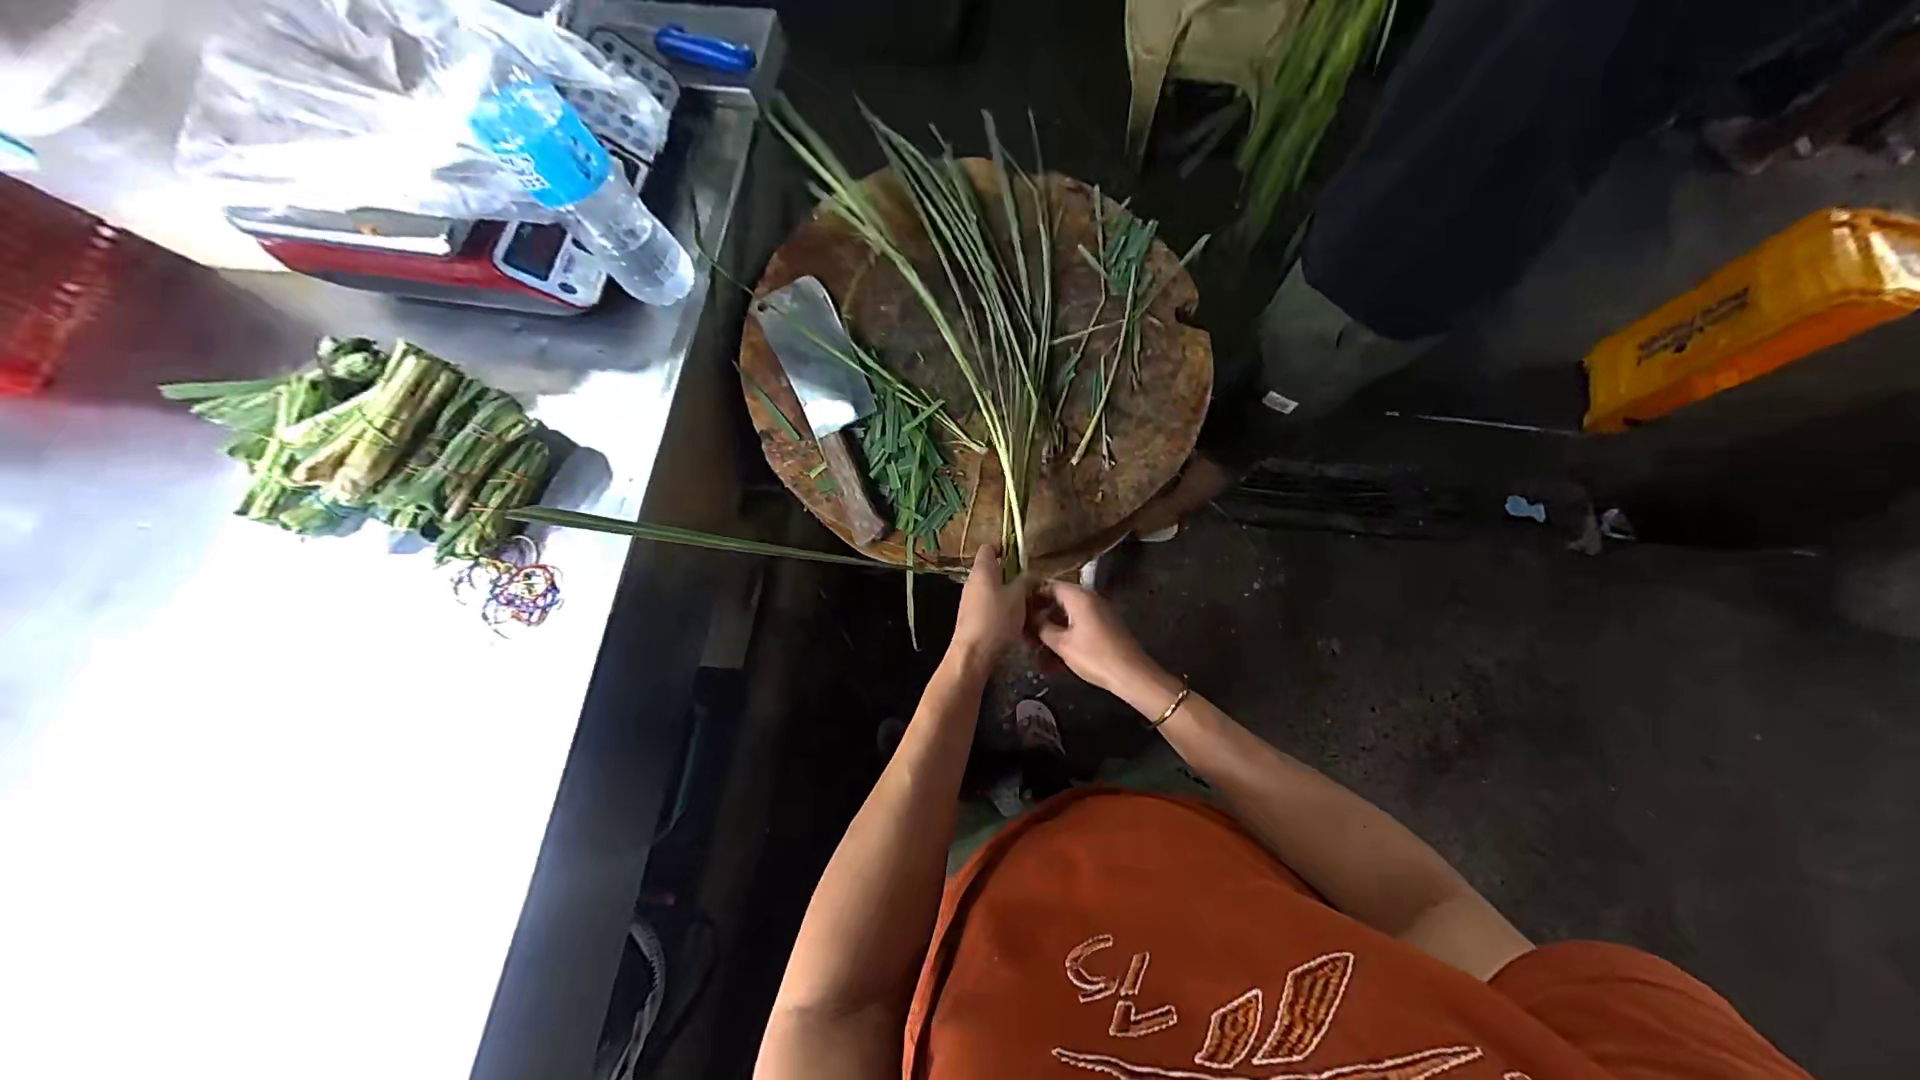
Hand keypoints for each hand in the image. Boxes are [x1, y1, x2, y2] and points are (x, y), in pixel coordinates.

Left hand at [950, 545, 1031, 665]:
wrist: (973, 653)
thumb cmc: (996, 619)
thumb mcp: (1018, 597)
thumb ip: (1024, 582)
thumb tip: (1029, 574)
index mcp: (982, 570)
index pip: (988, 548)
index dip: (1002, 547)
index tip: (1018, 553)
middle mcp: (972, 582)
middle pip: (990, 570)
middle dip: (1009, 573)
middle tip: (1029, 581)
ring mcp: (969, 600)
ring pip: (990, 589)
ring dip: (1006, 592)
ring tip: (1026, 601)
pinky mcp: (970, 617)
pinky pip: (988, 604)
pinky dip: (1000, 606)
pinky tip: (1014, 618)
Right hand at [1029, 582, 1178, 710]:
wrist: (1131, 675)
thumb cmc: (1094, 656)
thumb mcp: (1062, 644)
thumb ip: (1042, 627)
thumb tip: (1028, 617)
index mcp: (1079, 597)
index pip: (1049, 586)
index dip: (1032, 596)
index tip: (1018, 610)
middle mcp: (1090, 599)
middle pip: (1059, 601)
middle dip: (1041, 617)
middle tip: (1024, 633)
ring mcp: (1099, 612)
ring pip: (1068, 616)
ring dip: (1051, 631)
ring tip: (1037, 651)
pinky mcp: (1105, 626)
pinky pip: (1079, 625)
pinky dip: (1065, 636)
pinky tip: (1054, 658)